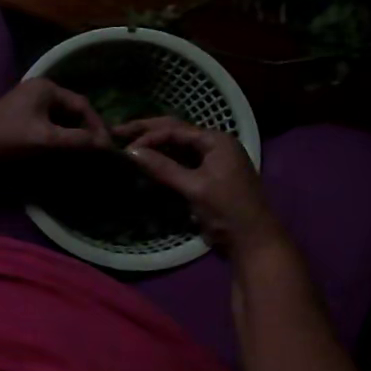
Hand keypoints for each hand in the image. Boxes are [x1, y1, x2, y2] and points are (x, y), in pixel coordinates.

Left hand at [0, 78, 111, 159]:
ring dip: (73, 134)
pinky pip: (50, 123)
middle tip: (98, 150)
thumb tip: (105, 145)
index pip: (82, 104)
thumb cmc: (10, 138)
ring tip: (84, 152)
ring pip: (61, 117)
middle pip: (72, 110)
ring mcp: (29, 102)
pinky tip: (65, 150)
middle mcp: (40, 89)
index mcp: (47, 87)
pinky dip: (60, 135)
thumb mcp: (48, 139)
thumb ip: (78, 140)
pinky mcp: (22, 116)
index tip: (107, 147)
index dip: (97, 126)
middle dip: (86, 130)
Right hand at [117, 117, 284, 253]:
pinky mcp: (206, 176)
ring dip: (153, 146)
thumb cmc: (228, 209)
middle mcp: (214, 144)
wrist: (253, 240)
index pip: (174, 130)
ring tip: (127, 143)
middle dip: (147, 131)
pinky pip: (180, 162)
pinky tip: (146, 162)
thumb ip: (163, 168)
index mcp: (216, 140)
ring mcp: (211, 160)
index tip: (125, 147)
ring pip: (176, 147)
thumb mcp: (194, 187)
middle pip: (174, 132)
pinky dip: (163, 161)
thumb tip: (130, 152)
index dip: (148, 136)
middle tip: (117, 130)